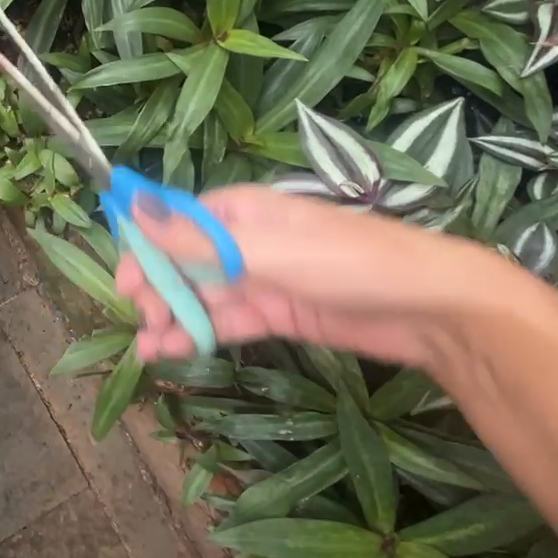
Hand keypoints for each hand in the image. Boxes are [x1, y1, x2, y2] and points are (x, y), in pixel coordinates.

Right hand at [116, 185, 543, 371]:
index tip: (123, 283)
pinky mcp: (277, 313)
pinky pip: (226, 321)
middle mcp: (244, 240)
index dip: (145, 250)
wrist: (434, 310)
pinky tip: (174, 351)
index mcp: (240, 210)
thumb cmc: (348, 262)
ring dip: (172, 319)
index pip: (176, 222)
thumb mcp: (265, 249)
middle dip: (157, 291)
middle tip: (143, 323)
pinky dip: (199, 335)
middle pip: (183, 263)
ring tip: (148, 349)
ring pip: (201, 297)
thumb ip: (196, 237)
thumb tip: (132, 206)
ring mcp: (261, 278)